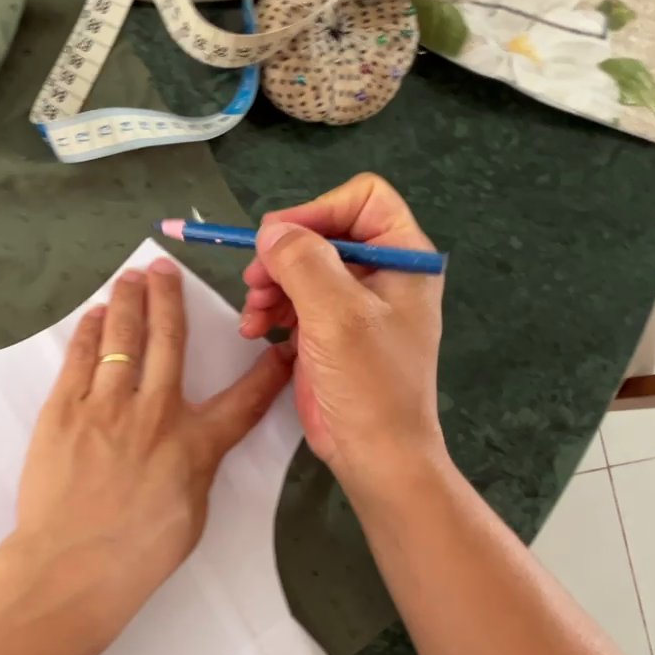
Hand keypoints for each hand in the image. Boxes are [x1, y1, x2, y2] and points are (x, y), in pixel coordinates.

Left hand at [4, 258, 293, 644]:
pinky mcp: (65, 410)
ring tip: (129, 277)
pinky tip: (95, 315)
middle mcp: (156, 412)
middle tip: (165, 269)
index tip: (281, 343)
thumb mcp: (191, 516)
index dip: (267, 370)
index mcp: (196, 444)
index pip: (245, 399)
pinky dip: (90, 332)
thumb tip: (194, 448)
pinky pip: (81, 358)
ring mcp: (107, 405)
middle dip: (170, 297)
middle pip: (169, 340)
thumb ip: (196, 471)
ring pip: (123, 337)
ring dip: (128, 301)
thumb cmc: (139, 554)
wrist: (73, 565)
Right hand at [238, 173, 447, 496]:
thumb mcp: (337, 315)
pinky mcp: (327, 332)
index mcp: (402, 258)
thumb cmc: (370, 382)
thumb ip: (303, 262)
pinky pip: (292, 302)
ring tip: (252, 313)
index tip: (279, 240)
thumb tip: (270, 232)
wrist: (375, 454)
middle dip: (283, 255)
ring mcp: (352, 305)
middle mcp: (379, 274)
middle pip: (322, 234)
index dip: (317, 211)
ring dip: (269, 284)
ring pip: (300, 267)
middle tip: (254, 281)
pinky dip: (270, 309)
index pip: (362, 200)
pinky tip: (254, 329)